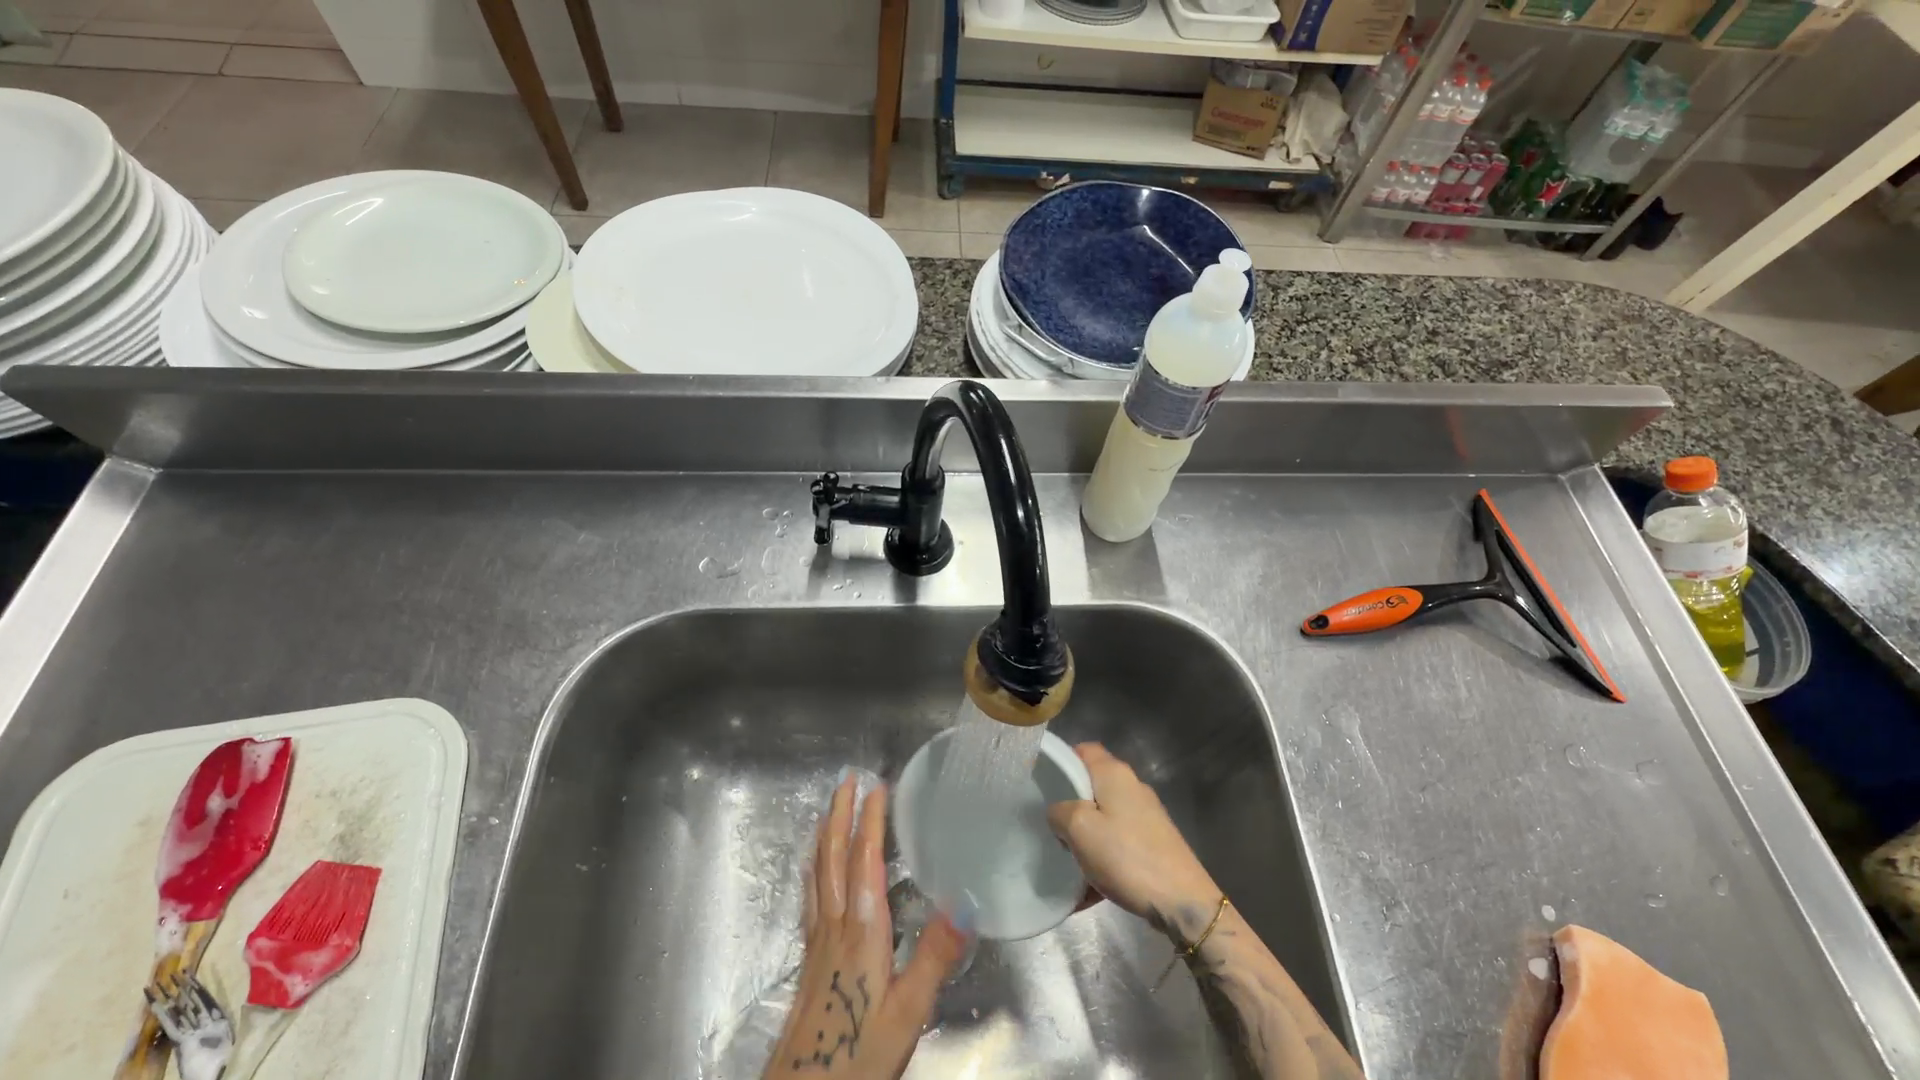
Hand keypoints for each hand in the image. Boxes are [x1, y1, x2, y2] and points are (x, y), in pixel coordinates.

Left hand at [765, 775, 970, 1078]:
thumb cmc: (860, 1049)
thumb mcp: (910, 1007)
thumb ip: (935, 954)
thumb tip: (967, 901)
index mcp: (863, 930)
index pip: (864, 862)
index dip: (870, 822)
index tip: (876, 786)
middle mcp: (836, 925)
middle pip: (834, 858)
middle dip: (841, 815)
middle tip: (847, 780)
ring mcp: (818, 940)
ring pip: (818, 874)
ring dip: (825, 836)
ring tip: (830, 809)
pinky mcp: (810, 957)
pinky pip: (811, 895)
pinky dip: (815, 868)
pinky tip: (816, 871)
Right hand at [1047, 743, 1220, 935]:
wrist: (1181, 901)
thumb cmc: (1126, 857)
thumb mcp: (1079, 829)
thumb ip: (1060, 811)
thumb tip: (1059, 812)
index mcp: (1115, 774)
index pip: (1083, 750)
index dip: (1062, 763)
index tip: (1042, 785)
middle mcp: (1133, 787)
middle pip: (1092, 786)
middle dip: (1069, 806)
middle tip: (1051, 827)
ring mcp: (1146, 816)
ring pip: (1103, 818)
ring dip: (1084, 838)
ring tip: (1067, 860)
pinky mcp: (1153, 842)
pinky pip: (1117, 844)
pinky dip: (1101, 859)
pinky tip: (1088, 887)